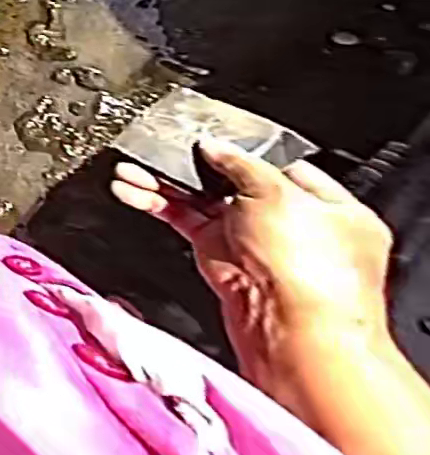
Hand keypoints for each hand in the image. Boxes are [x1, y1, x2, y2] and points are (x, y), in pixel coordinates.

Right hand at [111, 140, 394, 376]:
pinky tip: (129, 189)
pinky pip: (174, 212)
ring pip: (191, 194)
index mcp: (325, 206)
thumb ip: (240, 164)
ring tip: (128, 170)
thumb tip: (212, 146)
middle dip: (183, 164)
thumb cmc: (309, 269)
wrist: (285, 316)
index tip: (203, 138)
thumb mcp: (279, 196)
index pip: (274, 163)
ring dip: (156, 180)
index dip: (237, 149)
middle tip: (153, 151)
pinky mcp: (213, 243)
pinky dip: (149, 199)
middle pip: (222, 177)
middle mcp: (285, 218)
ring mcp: (247, 232)